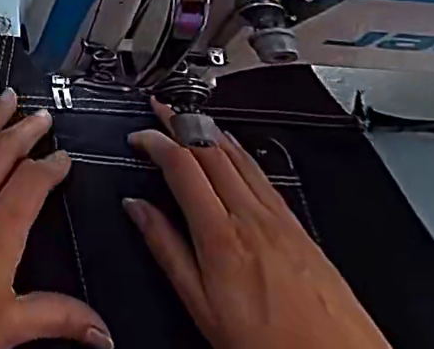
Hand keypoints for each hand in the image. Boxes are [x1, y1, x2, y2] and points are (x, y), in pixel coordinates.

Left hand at [0, 90, 112, 348]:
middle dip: (28, 128)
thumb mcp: (9, 326)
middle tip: (43, 115)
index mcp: (1, 227)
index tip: (63, 158)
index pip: (35, 179)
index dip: (53, 165)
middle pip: (6, 148)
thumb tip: (99, 330)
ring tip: (8, 96)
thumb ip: (58, 317)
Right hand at [127, 102, 390, 348]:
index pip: (180, 164)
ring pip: (236, 152)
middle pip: (208, 148)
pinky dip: (236, 147)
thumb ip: (166, 250)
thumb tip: (138, 211)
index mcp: (221, 235)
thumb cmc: (273, 346)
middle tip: (158, 108)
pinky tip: (231, 147)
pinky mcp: (295, 221)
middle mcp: (250, 214)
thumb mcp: (202, 308)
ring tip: (188, 115)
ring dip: (207, 127)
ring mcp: (276, 214)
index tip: (139, 137)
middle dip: (178, 121)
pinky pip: (259, 169)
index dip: (155, 141)